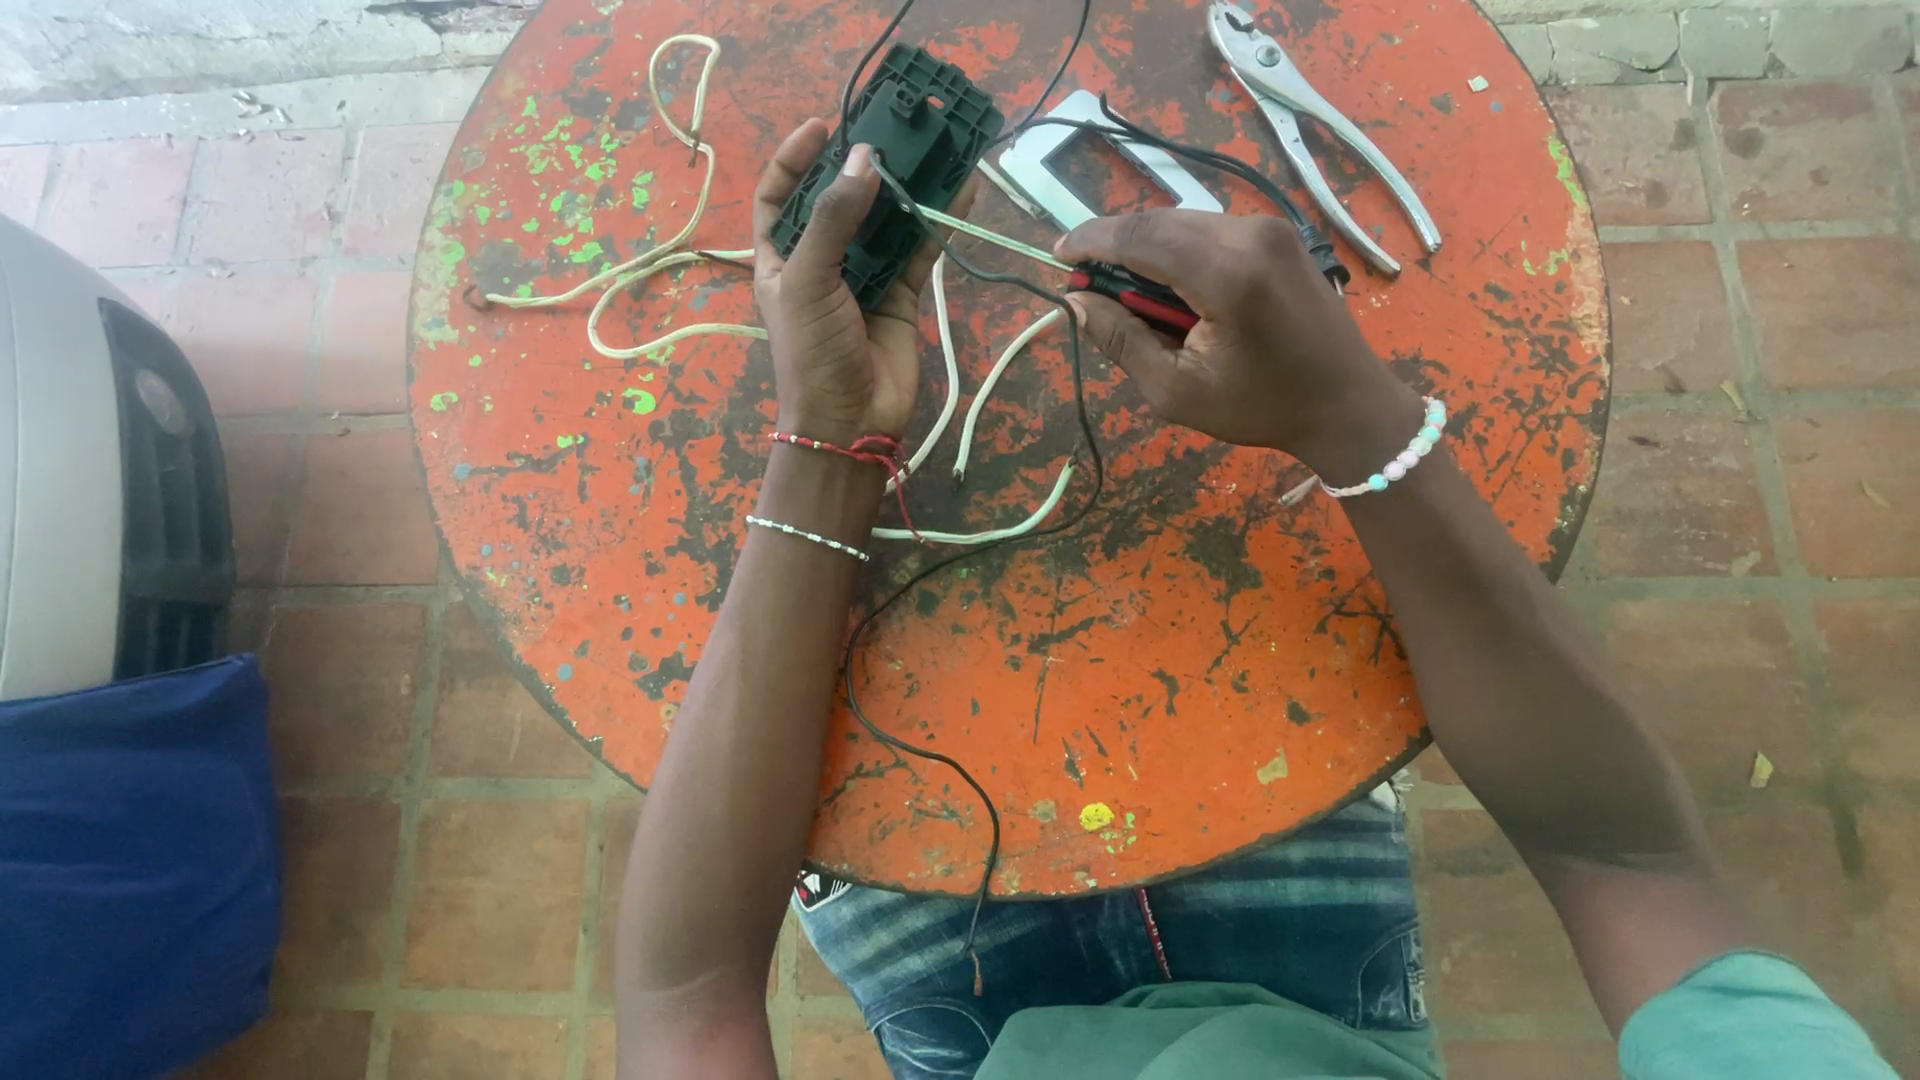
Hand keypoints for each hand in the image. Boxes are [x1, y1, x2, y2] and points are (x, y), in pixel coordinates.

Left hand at [752, 119, 958, 445]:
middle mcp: (821, 263)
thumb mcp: (808, 281)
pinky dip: (937, 222)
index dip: (794, 159)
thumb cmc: (813, 352)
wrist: (851, 421)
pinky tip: (959, 190)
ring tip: (930, 148)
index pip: (779, 196)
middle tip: (890, 132)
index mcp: (780, 258)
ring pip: (885, 223)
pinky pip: (918, 251)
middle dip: (861, 168)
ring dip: (906, 189)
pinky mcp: (901, 297)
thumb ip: (834, 219)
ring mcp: (864, 279)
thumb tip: (865, 159)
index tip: (823, 125)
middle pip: (838, 202)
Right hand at [1057, 209, 1422, 482]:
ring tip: (1128, 293)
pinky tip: (1169, 287)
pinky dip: (1176, 250)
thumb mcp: (1175, 390)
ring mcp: (1270, 227)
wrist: (1345, 402)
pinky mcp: (1279, 233)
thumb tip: (1076, 301)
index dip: (1091, 241)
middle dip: (1115, 246)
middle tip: (1087, 283)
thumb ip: (1121, 341)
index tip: (1057, 255)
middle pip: (1159, 221)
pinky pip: (1208, 229)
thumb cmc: (1258, 407)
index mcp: (1227, 275)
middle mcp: (1250, 234)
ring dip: (1146, 249)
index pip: (1140, 236)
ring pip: (1182, 221)